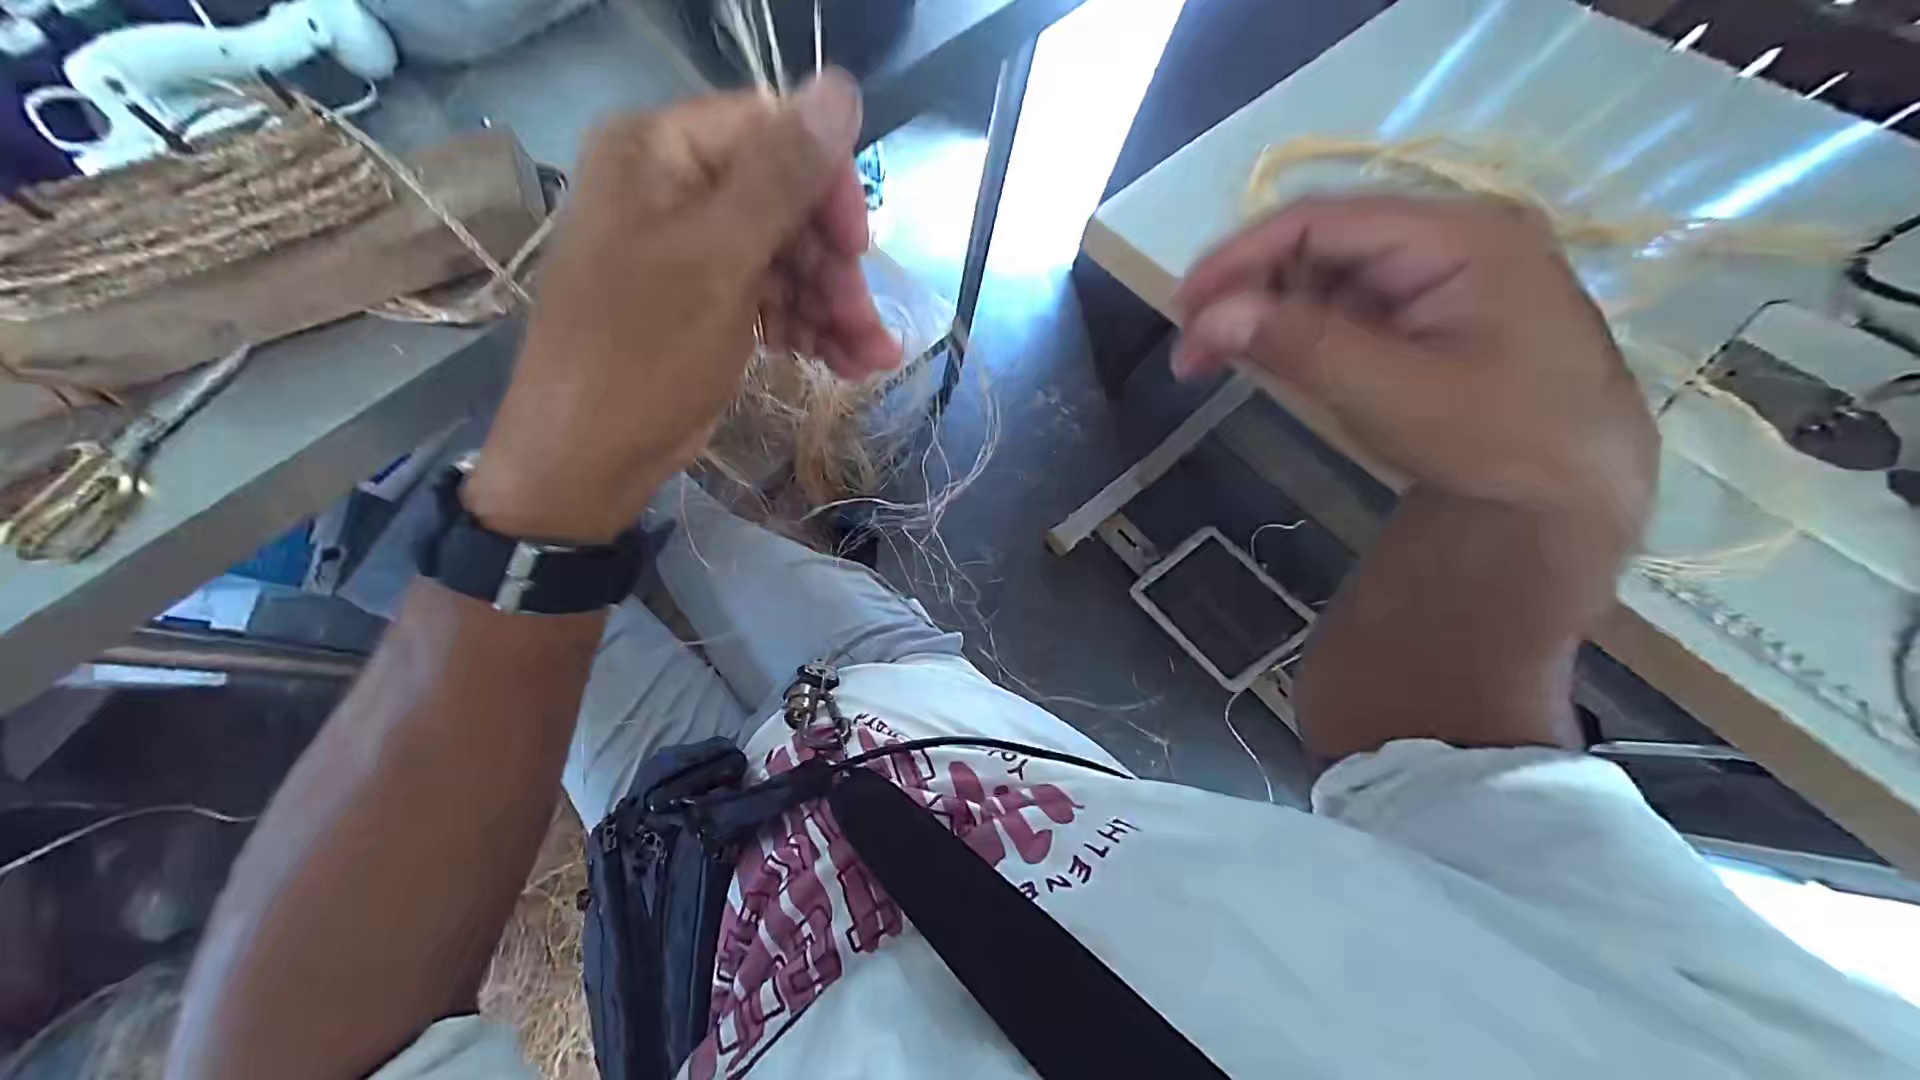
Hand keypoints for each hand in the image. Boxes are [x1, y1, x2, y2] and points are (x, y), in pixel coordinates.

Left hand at [466, 72, 900, 544]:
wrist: (591, 454)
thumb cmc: (642, 353)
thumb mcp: (717, 262)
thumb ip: (781, 177)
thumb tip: (842, 87)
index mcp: (661, 154)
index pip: (771, 134)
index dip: (827, 187)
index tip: (859, 249)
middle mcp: (677, 191)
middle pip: (788, 207)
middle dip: (836, 272)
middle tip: (868, 328)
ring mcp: (695, 252)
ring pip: (791, 262)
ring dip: (837, 311)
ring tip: (871, 362)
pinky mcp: (711, 304)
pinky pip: (777, 300)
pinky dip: (812, 331)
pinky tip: (844, 364)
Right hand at [1173, 195, 1657, 538]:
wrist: (1564, 490)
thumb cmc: (1495, 437)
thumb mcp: (1391, 393)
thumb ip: (1299, 346)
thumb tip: (1207, 315)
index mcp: (1455, 234)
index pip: (1320, 221)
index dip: (1239, 257)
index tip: (1182, 305)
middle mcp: (1442, 238)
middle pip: (1315, 245)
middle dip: (1244, 291)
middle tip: (1191, 347)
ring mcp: (1429, 275)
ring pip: (1318, 277)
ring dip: (1260, 314)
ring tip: (1211, 359)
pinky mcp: (1415, 311)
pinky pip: (1336, 308)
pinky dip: (1289, 332)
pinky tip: (1261, 358)